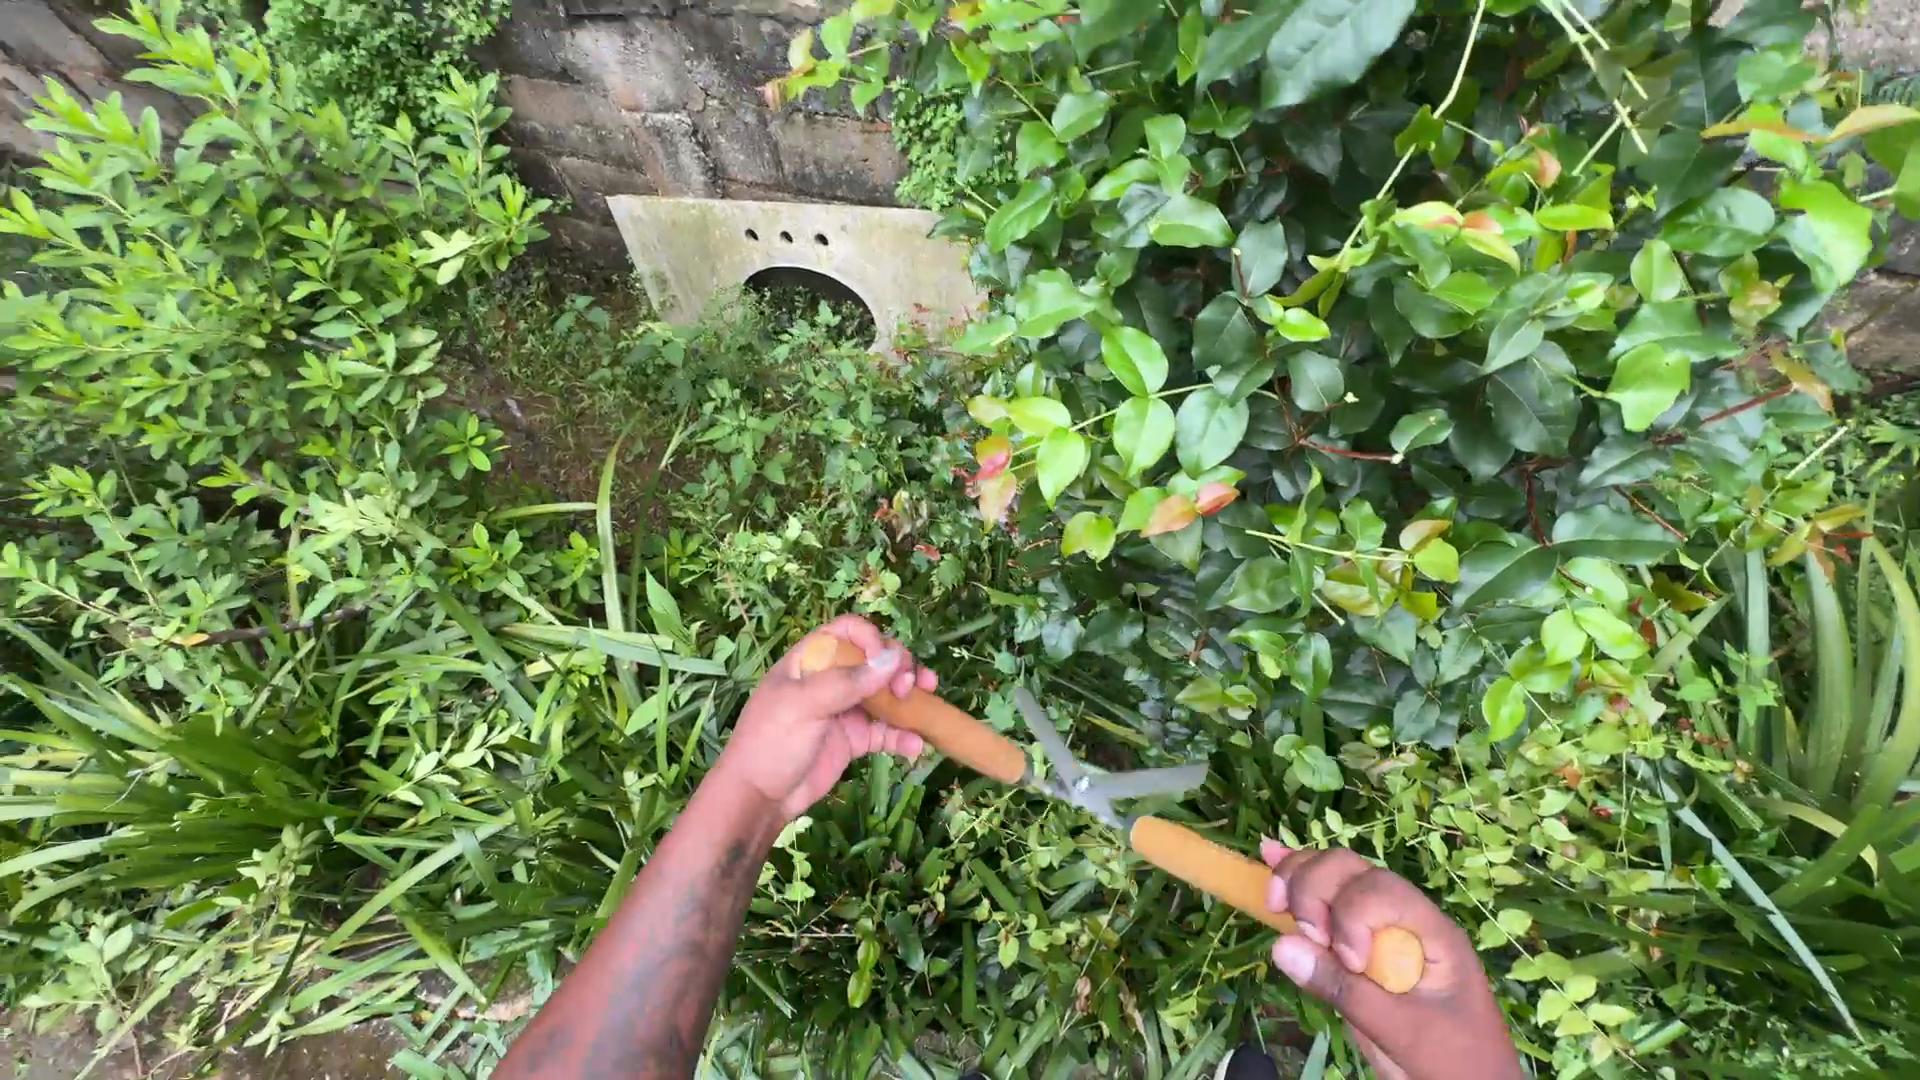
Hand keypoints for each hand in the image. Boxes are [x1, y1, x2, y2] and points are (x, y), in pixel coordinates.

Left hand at [711, 615, 934, 823]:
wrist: (759, 799)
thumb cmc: (771, 741)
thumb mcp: (804, 705)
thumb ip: (849, 682)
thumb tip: (894, 658)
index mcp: (811, 660)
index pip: (849, 632)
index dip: (873, 640)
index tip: (886, 662)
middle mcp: (831, 680)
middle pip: (875, 661)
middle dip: (899, 669)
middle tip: (911, 687)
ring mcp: (845, 710)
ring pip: (886, 694)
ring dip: (910, 699)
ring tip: (927, 708)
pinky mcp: (855, 739)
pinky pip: (886, 731)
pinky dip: (904, 736)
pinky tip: (916, 746)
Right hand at [1260, 842, 1523, 1079]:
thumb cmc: (1451, 1064)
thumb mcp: (1402, 1035)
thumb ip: (1344, 990)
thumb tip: (1280, 947)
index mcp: (1432, 932)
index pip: (1382, 890)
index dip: (1351, 914)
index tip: (1349, 963)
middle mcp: (1404, 915)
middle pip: (1350, 869)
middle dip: (1314, 889)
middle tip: (1307, 934)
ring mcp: (1379, 921)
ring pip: (1333, 872)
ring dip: (1298, 880)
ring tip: (1277, 905)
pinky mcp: (1356, 934)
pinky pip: (1325, 892)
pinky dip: (1295, 874)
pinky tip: (1268, 854)